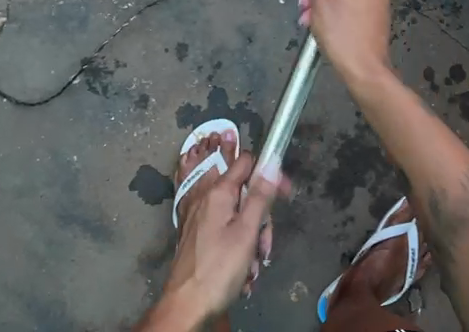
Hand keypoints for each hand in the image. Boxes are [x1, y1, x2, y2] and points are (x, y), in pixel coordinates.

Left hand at [157, 150, 280, 325]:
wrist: (186, 306)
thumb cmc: (218, 268)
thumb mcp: (247, 231)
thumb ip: (260, 195)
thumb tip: (271, 161)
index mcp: (218, 192)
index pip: (246, 162)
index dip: (268, 174)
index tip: (283, 193)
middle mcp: (206, 199)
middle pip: (244, 195)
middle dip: (260, 221)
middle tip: (263, 247)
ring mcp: (200, 219)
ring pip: (237, 218)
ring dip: (251, 242)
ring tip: (251, 267)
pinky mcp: (198, 238)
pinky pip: (225, 233)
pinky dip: (237, 250)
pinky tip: (240, 273)